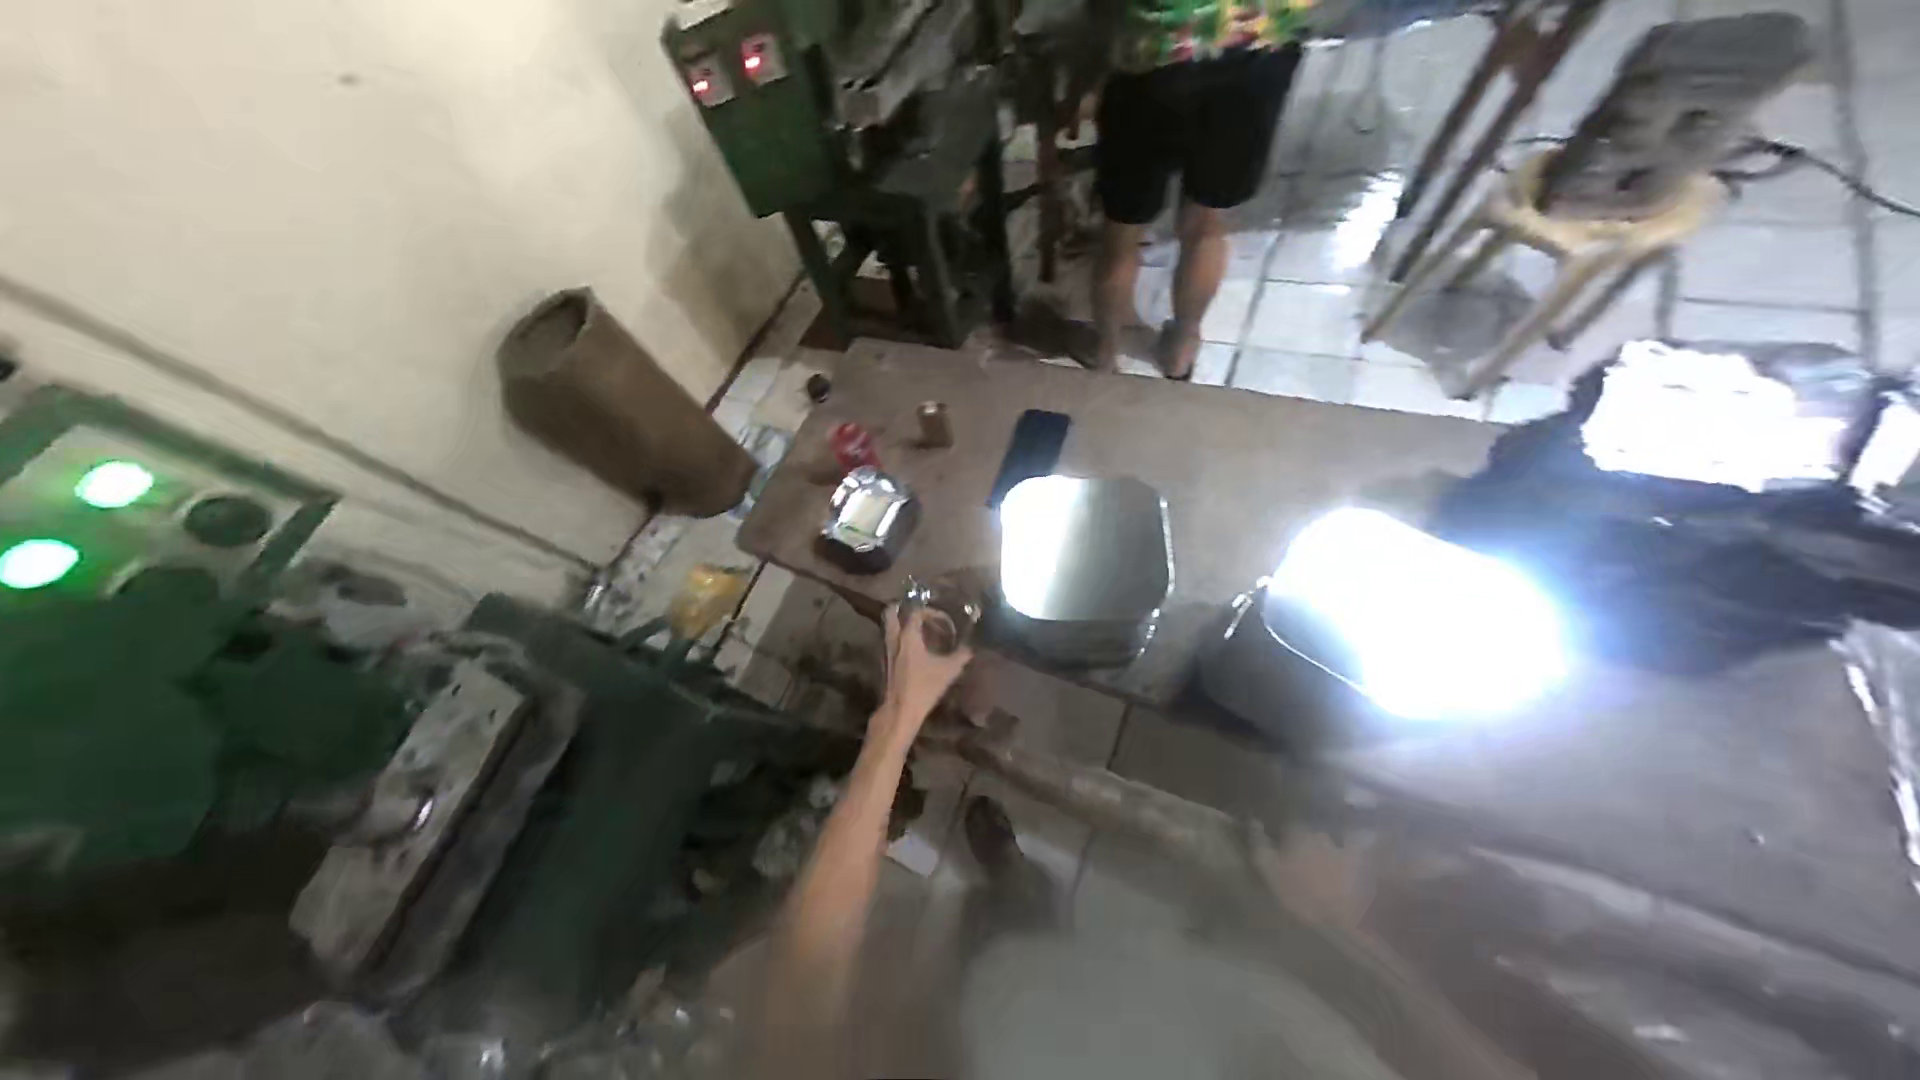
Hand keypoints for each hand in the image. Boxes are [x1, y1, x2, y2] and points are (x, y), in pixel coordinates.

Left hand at [872, 605, 973, 748]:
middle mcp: (893, 638)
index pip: (916, 612)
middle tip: (920, 615)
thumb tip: (970, 649)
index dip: (932, 613)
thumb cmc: (923, 687)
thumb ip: (961, 656)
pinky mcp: (883, 662)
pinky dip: (899, 638)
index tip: (945, 622)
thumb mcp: (948, 671)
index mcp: (908, 635)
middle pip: (891, 612)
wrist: (899, 711)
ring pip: (888, 627)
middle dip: (903, 608)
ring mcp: (885, 649)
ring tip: (919, 632)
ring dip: (901, 624)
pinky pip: (889, 641)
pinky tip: (913, 650)